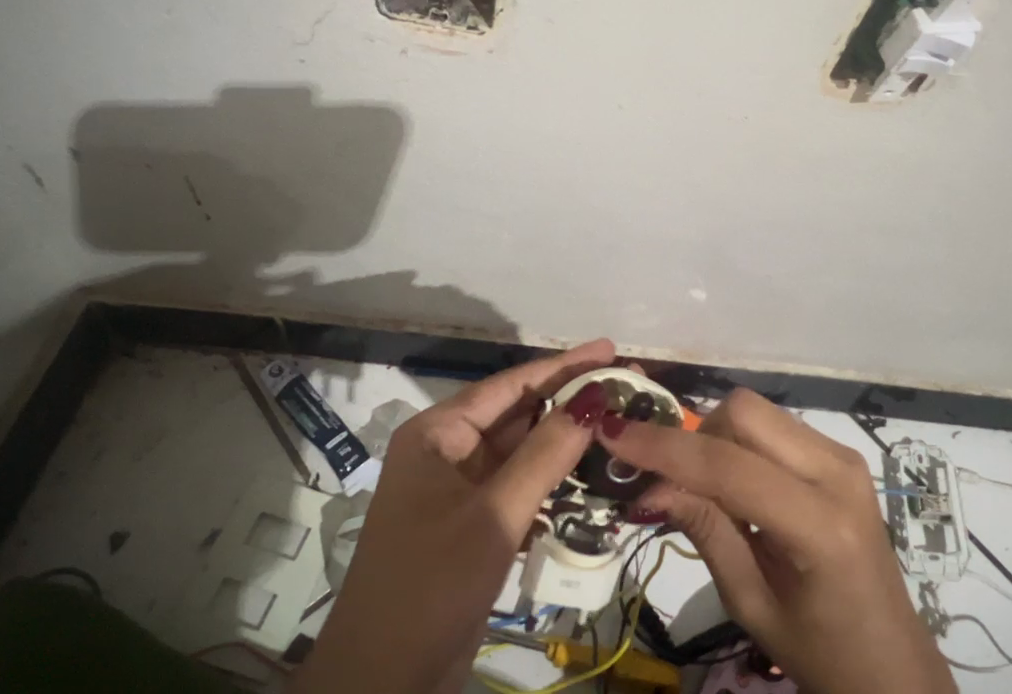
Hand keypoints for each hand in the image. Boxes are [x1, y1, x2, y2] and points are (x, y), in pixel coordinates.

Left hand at [292, 339, 615, 693]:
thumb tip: (595, 398)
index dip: (564, 366)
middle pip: (518, 414)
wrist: (384, 677)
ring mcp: (459, 490)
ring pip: (521, 453)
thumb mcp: (494, 514)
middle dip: (570, 402)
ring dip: (565, 443)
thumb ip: (546, 454)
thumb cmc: (432, 583)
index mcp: (438, 434)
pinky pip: (519, 488)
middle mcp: (447, 451)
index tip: (612, 350)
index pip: (510, 385)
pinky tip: (591, 477)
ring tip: (620, 425)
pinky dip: (552, 482)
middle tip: (628, 389)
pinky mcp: (472, 526)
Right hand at [596, 389, 953, 693]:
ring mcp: (844, 457)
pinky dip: (741, 443)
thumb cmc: (819, 649)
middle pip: (743, 412)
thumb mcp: (750, 601)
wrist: (891, 662)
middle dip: (694, 435)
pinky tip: (736, 487)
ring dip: (716, 437)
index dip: (664, 447)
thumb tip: (648, 485)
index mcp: (819, 524)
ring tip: (702, 489)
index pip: (727, 465)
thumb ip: (704, 529)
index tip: (611, 435)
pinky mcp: (842, 455)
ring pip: (757, 413)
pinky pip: (775, 426)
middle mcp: (837, 473)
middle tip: (670, 480)